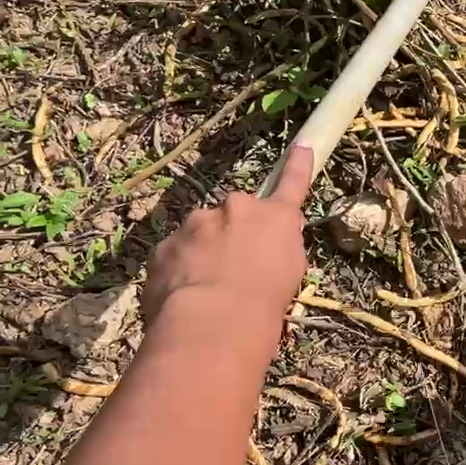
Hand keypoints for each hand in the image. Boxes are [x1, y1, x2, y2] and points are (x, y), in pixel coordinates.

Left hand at [142, 146, 311, 327]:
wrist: (214, 318)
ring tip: (209, 287)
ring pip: (202, 232)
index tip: (301, 146)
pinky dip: (181, 269)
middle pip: (236, 213)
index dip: (298, 165)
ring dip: (206, 250)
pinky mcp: (164, 246)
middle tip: (238, 265)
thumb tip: (274, 236)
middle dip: (235, 230)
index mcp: (274, 216)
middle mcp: (235, 208)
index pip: (292, 184)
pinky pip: (176, 253)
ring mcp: (195, 224)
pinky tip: (187, 294)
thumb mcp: (292, 269)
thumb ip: (283, 243)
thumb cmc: (267, 297)